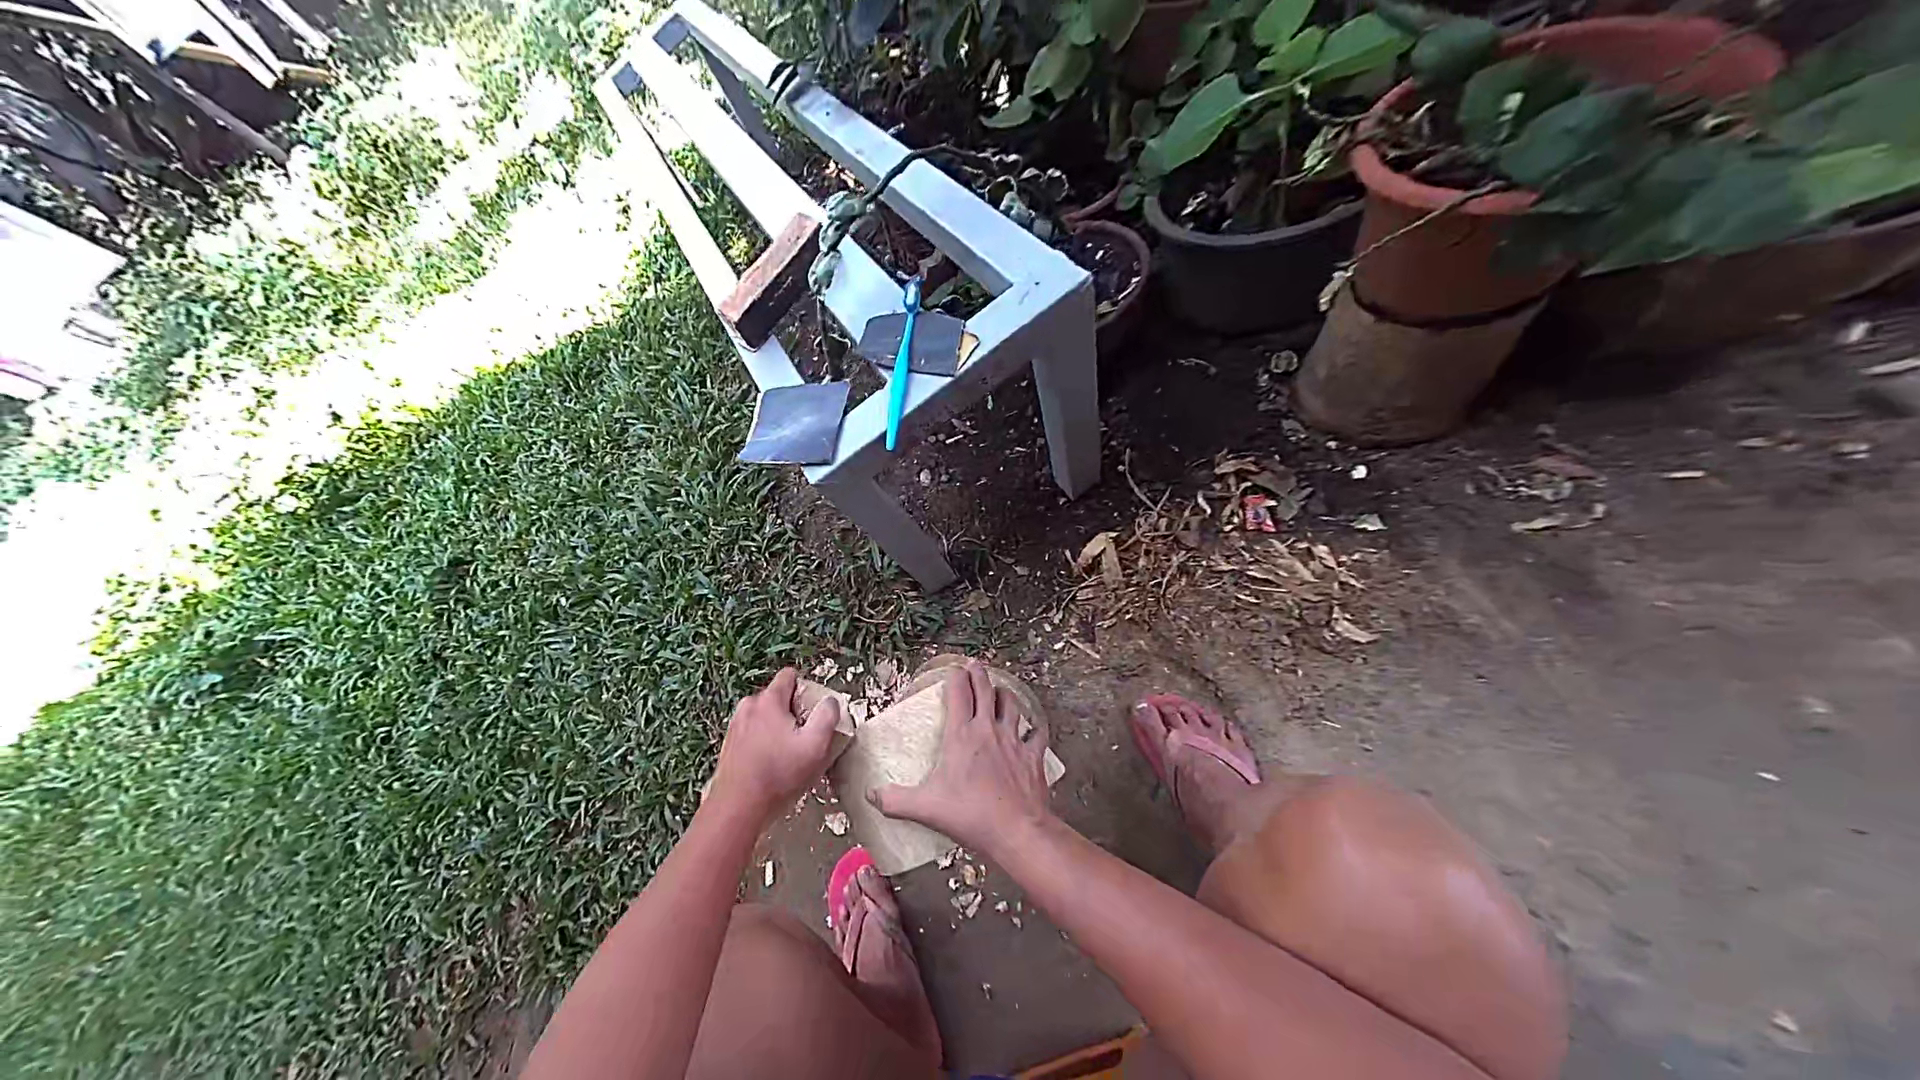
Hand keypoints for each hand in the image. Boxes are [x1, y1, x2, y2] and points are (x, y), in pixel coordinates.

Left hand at [709, 668, 841, 822]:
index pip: (789, 676)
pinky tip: (772, 767)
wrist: (738, 807)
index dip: (806, 690)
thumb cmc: (778, 775)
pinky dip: (764, 745)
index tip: (813, 713)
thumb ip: (828, 716)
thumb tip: (830, 703)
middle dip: (793, 713)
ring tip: (787, 756)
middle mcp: (748, 708)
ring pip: (765, 718)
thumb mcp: (816, 744)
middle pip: (778, 698)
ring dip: (777, 731)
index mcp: (769, 701)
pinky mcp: (729, 746)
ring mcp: (736, 727)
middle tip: (803, 739)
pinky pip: (753, 736)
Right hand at [869, 660, 1052, 857]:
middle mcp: (989, 730)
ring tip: (1000, 690)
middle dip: (979, 674)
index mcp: (962, 735)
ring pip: (1012, 705)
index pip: (959, 694)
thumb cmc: (970, 815)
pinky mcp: (1034, 755)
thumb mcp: (925, 808)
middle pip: (986, 690)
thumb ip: (895, 801)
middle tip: (975, 665)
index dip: (956, 678)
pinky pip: (1037, 733)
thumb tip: (871, 796)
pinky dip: (1034, 727)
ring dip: (1005, 695)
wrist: (1017, 830)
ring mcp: (1015, 740)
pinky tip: (1033, 727)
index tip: (953, 670)